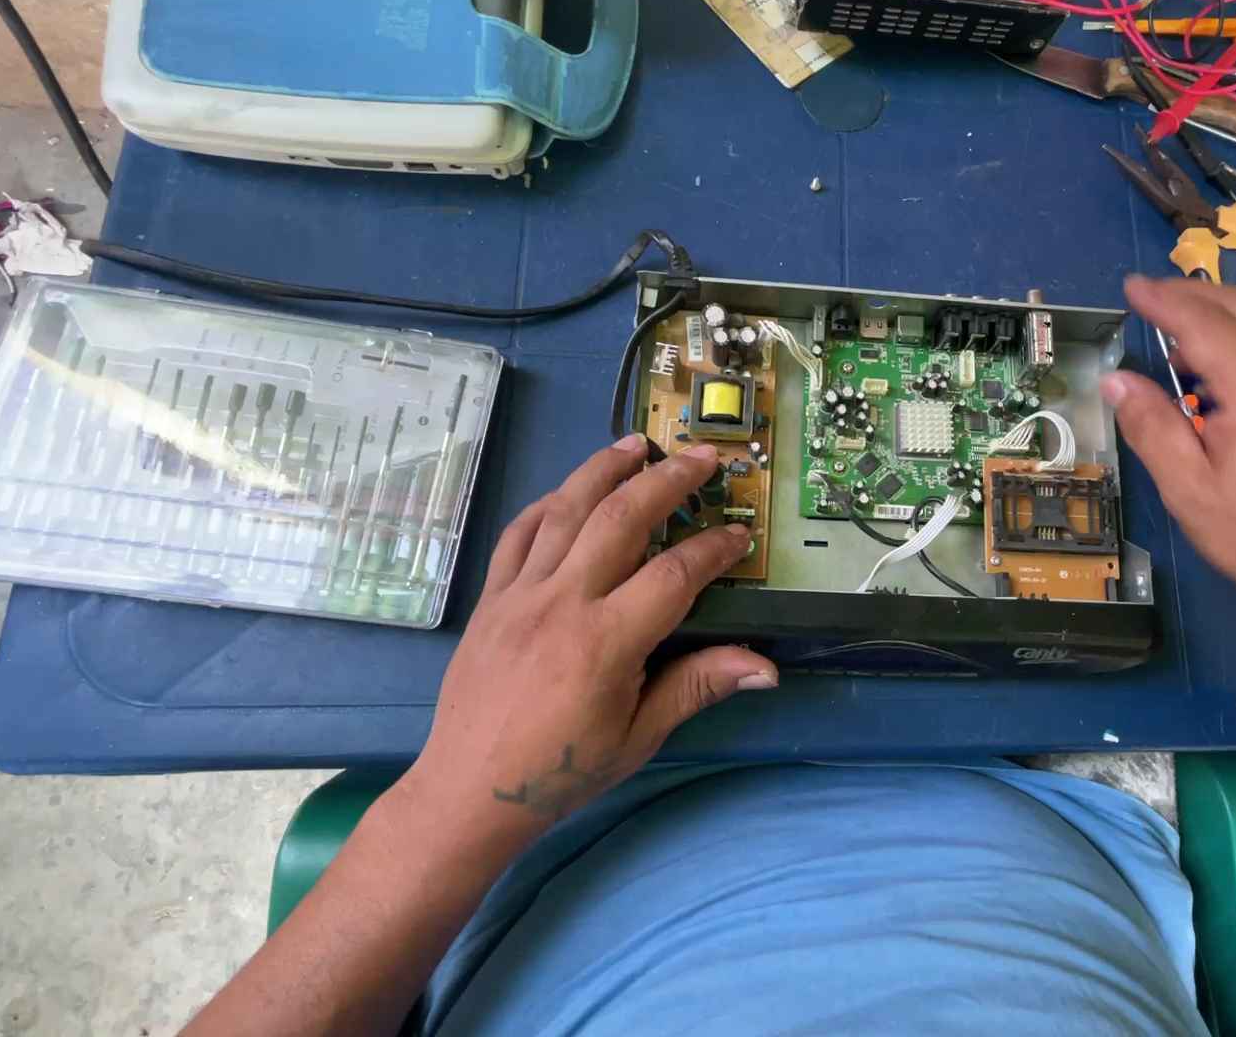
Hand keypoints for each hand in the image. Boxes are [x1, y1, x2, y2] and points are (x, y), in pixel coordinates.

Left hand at [407, 436, 775, 833]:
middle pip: (621, 519)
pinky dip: (548, 504)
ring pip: (566, 510)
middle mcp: (562, 603)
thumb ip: (699, 686)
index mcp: (605, 642)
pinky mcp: (491, 596)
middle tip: (700, 457)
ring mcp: (520, 593)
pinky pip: (518, 533)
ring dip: (605, 469)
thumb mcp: (639, 737)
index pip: (673, 575)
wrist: (467, 791)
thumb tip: (768, 667)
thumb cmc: (562, 770)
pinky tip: (571, 490)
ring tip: (637, 443)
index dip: (713, 549)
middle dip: (666, 481)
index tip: (739, 533)